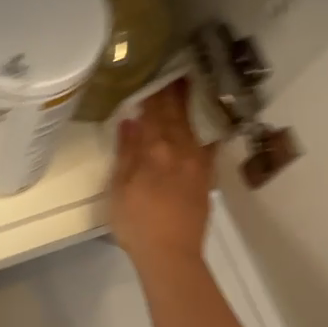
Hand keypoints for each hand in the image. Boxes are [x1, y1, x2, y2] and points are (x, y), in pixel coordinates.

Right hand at [110, 77, 216, 273]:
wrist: (170, 255)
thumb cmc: (136, 224)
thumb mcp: (119, 189)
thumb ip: (126, 152)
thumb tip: (131, 119)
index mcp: (154, 150)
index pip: (154, 113)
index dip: (154, 92)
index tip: (155, 72)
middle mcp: (180, 151)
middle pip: (176, 116)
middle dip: (174, 94)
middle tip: (176, 71)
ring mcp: (197, 165)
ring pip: (193, 128)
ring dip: (190, 108)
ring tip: (189, 89)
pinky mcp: (206, 181)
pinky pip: (208, 150)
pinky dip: (207, 135)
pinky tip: (208, 129)